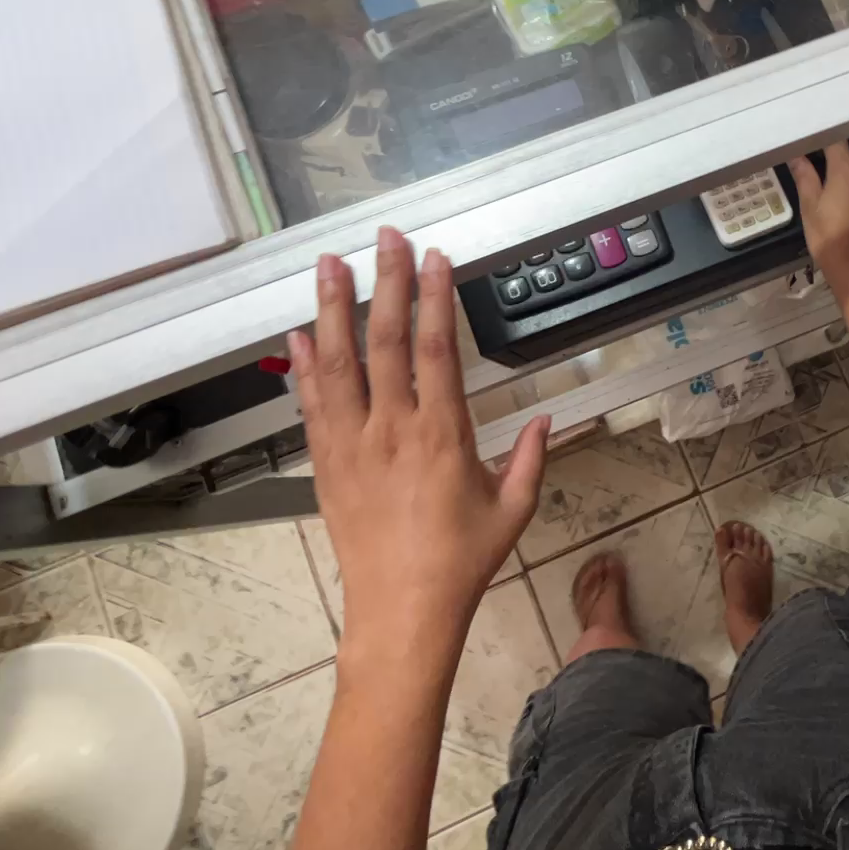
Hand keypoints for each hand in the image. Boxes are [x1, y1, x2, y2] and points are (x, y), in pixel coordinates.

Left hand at [287, 227, 549, 671]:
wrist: (402, 610)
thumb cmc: (463, 559)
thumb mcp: (515, 508)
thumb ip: (532, 458)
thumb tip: (549, 419)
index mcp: (443, 434)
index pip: (438, 349)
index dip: (436, 298)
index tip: (435, 259)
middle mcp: (392, 429)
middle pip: (384, 341)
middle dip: (386, 283)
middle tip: (384, 239)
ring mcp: (352, 444)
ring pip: (338, 363)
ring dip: (333, 308)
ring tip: (330, 264)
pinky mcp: (326, 464)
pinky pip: (312, 404)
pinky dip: (303, 365)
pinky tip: (299, 333)